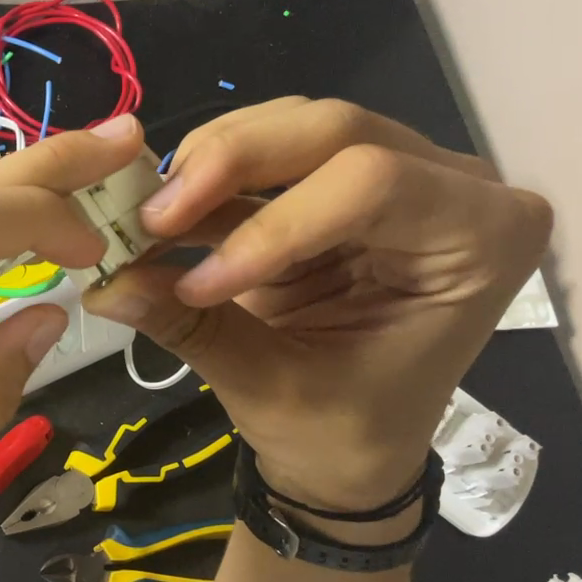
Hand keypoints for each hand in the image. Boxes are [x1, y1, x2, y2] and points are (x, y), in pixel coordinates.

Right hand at [84, 97, 552, 510]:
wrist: (348, 454)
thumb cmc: (337, 432)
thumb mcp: (267, 387)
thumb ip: (192, 327)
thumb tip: (103, 285)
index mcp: (478, 241)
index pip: (370, 185)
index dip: (269, 226)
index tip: (194, 287)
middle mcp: (455, 187)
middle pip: (334, 131)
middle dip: (229, 165)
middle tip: (148, 214)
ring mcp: (397, 175)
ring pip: (296, 127)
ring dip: (211, 164)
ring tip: (149, 216)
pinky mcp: (337, 186)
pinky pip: (270, 154)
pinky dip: (208, 179)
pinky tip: (164, 211)